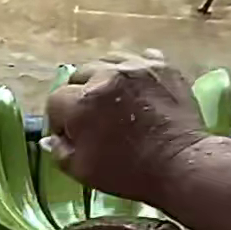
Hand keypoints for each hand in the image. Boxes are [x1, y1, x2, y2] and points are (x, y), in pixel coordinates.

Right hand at [43, 52, 210, 203]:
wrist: (179, 165)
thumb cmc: (124, 171)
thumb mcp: (79, 169)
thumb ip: (58, 150)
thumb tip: (51, 137)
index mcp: (81, 103)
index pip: (55, 100)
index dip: (58, 119)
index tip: (70, 134)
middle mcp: (106, 77)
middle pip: (79, 74)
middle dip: (78, 94)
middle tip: (90, 116)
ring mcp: (137, 68)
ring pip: (107, 61)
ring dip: (102, 78)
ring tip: (111, 98)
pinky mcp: (163, 66)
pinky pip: (139, 58)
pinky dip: (131, 71)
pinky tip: (134, 88)